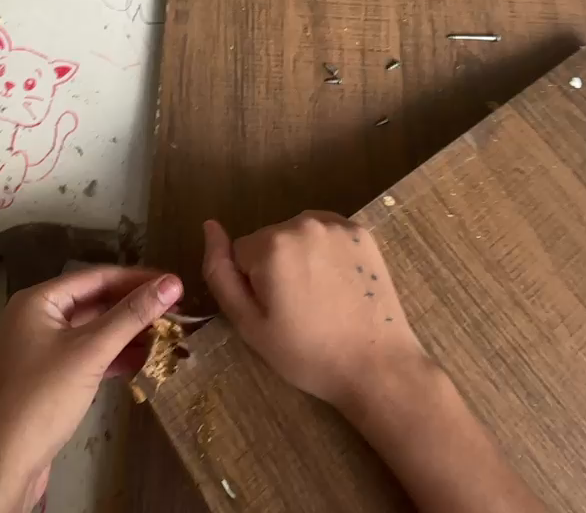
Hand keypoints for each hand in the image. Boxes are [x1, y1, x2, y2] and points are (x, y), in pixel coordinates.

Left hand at [0, 266, 182, 511]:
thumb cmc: (40, 400)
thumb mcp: (90, 352)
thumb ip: (131, 316)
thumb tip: (172, 283)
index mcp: (38, 301)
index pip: (97, 277)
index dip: (138, 278)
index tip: (174, 284)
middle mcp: (35, 318)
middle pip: (94, 302)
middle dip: (134, 308)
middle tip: (175, 311)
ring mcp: (38, 351)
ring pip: (91, 331)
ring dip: (126, 334)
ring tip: (166, 336)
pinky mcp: (44, 380)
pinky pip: (84, 356)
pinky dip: (111, 357)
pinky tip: (142, 361)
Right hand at [202, 213, 427, 410]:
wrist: (376, 365)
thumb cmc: (306, 353)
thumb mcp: (249, 324)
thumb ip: (220, 272)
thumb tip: (209, 226)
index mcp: (271, 244)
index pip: (240, 254)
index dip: (252, 285)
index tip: (275, 311)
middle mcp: (302, 222)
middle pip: (269, 241)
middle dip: (275, 267)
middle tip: (298, 308)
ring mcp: (335, 224)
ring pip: (296, 234)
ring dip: (300, 256)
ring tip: (320, 297)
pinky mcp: (360, 230)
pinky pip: (325, 232)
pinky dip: (325, 251)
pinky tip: (338, 283)